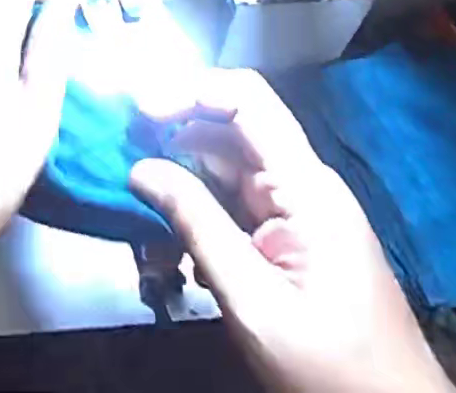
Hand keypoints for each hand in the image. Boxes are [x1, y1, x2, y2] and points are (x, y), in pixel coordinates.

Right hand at [129, 70, 452, 392]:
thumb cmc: (329, 364)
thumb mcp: (252, 300)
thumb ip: (198, 226)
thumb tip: (142, 169)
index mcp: (304, 184)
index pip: (248, 102)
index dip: (193, 91)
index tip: (142, 110)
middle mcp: (302, 181)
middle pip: (234, 130)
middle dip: (178, 134)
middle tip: (126, 151)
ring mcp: (298, 207)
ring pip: (230, 168)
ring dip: (185, 178)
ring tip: (141, 203)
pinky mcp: (291, 233)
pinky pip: (239, 203)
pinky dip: (203, 211)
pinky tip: (176, 246)